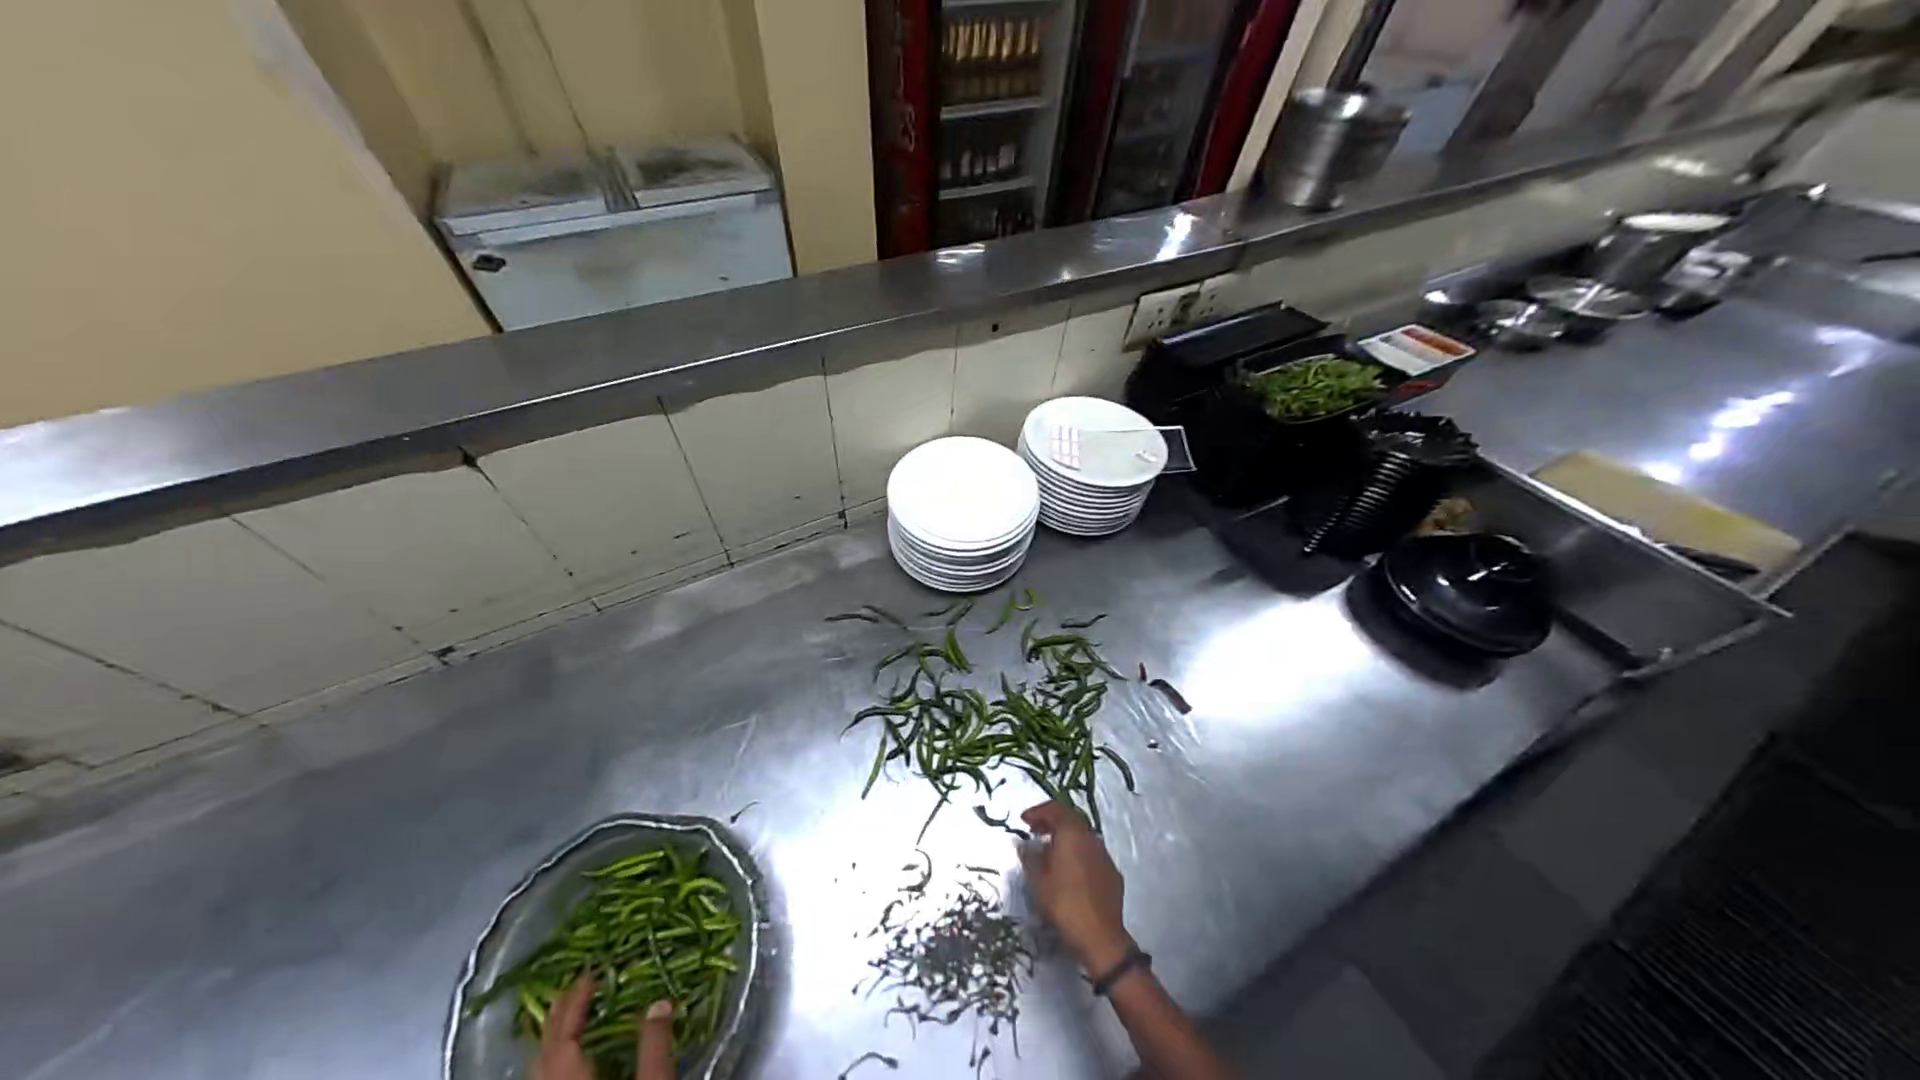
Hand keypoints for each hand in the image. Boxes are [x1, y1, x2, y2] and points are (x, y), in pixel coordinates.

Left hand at [535, 974, 676, 1079]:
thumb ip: (655, 1045)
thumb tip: (661, 1002)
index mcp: (573, 1079)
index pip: (566, 1036)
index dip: (575, 1003)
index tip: (589, 975)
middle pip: (546, 1050)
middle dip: (559, 1014)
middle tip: (574, 986)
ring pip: (541, 1066)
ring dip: (553, 1034)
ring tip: (567, 1010)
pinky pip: (547, 1075)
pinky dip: (554, 1054)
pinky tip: (568, 1050)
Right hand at [1020, 801, 1133, 975]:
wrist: (1100, 937)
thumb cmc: (1064, 904)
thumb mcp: (1038, 881)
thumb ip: (1030, 857)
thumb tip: (1025, 845)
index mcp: (1072, 834)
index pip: (1056, 809)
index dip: (1038, 811)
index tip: (1024, 820)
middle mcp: (1091, 839)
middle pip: (1071, 820)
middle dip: (1051, 822)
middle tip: (1035, 832)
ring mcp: (1105, 856)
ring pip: (1083, 837)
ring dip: (1065, 838)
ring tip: (1049, 852)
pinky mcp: (1112, 874)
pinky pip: (1092, 854)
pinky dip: (1078, 854)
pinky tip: (1069, 871)